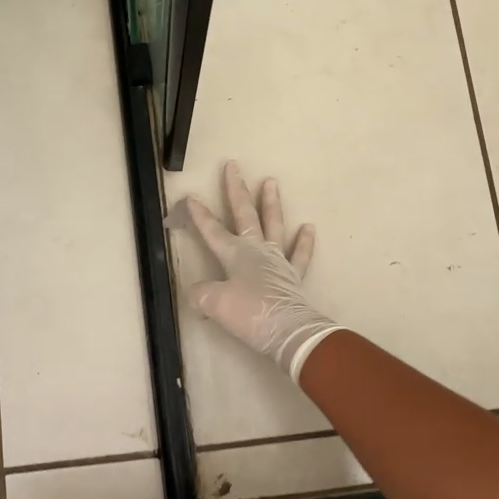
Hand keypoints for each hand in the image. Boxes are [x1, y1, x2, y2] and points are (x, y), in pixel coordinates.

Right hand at [168, 162, 342, 382]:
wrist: (290, 333)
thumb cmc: (250, 314)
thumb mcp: (215, 304)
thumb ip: (202, 294)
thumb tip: (198, 293)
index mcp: (235, 254)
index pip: (213, 230)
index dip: (199, 214)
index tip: (190, 196)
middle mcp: (257, 250)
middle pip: (245, 214)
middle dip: (236, 190)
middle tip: (233, 166)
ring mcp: (278, 261)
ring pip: (274, 224)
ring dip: (271, 203)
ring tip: (271, 182)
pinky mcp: (293, 276)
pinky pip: (300, 255)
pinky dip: (304, 242)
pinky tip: (308, 227)